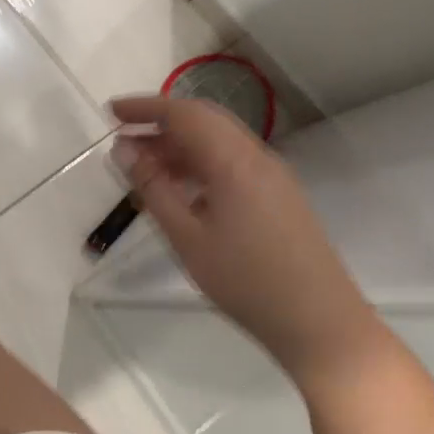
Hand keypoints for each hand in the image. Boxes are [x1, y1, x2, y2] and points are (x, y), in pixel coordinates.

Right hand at [110, 95, 381, 379]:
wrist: (323, 326)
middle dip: (161, 121)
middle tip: (124, 135)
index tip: (111, 113)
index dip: (145, 108)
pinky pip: (233, 161)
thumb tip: (124, 149)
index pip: (184, 114)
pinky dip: (200, 162)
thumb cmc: (247, 282)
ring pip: (219, 141)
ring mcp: (273, 176)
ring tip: (144, 166)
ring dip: (180, 144)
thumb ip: (153, 188)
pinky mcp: (280, 195)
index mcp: (234, 162)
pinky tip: (181, 190)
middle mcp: (257, 157)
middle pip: (204, 119)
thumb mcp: (187, 238)